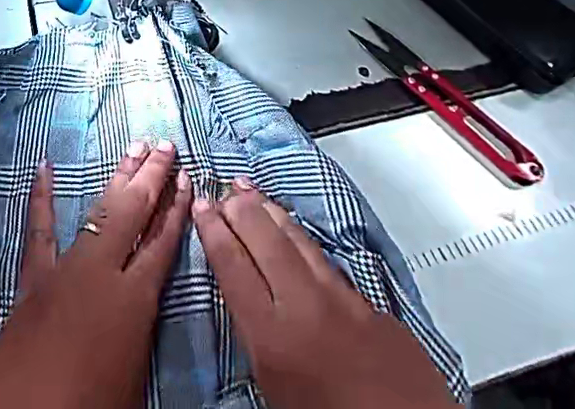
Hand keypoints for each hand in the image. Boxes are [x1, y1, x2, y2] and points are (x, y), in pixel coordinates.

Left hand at [0, 141, 192, 408]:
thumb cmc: (91, 407)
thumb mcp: (137, 376)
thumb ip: (144, 327)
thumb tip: (146, 298)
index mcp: (134, 300)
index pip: (162, 244)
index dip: (176, 211)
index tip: (187, 179)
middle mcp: (101, 272)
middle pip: (133, 213)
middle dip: (151, 177)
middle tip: (164, 144)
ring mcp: (65, 268)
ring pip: (97, 213)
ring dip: (116, 179)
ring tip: (133, 147)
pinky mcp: (34, 276)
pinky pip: (39, 229)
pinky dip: (41, 197)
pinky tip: (43, 167)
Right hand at [194, 181, 456, 408]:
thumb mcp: (272, 385)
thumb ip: (255, 331)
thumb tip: (242, 288)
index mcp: (272, 335)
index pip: (232, 263)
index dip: (212, 229)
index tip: (200, 207)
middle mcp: (305, 306)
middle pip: (263, 238)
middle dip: (238, 208)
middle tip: (222, 192)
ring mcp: (344, 302)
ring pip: (298, 239)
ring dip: (270, 211)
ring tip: (249, 189)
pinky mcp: (374, 307)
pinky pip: (329, 262)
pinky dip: (303, 240)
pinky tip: (295, 233)